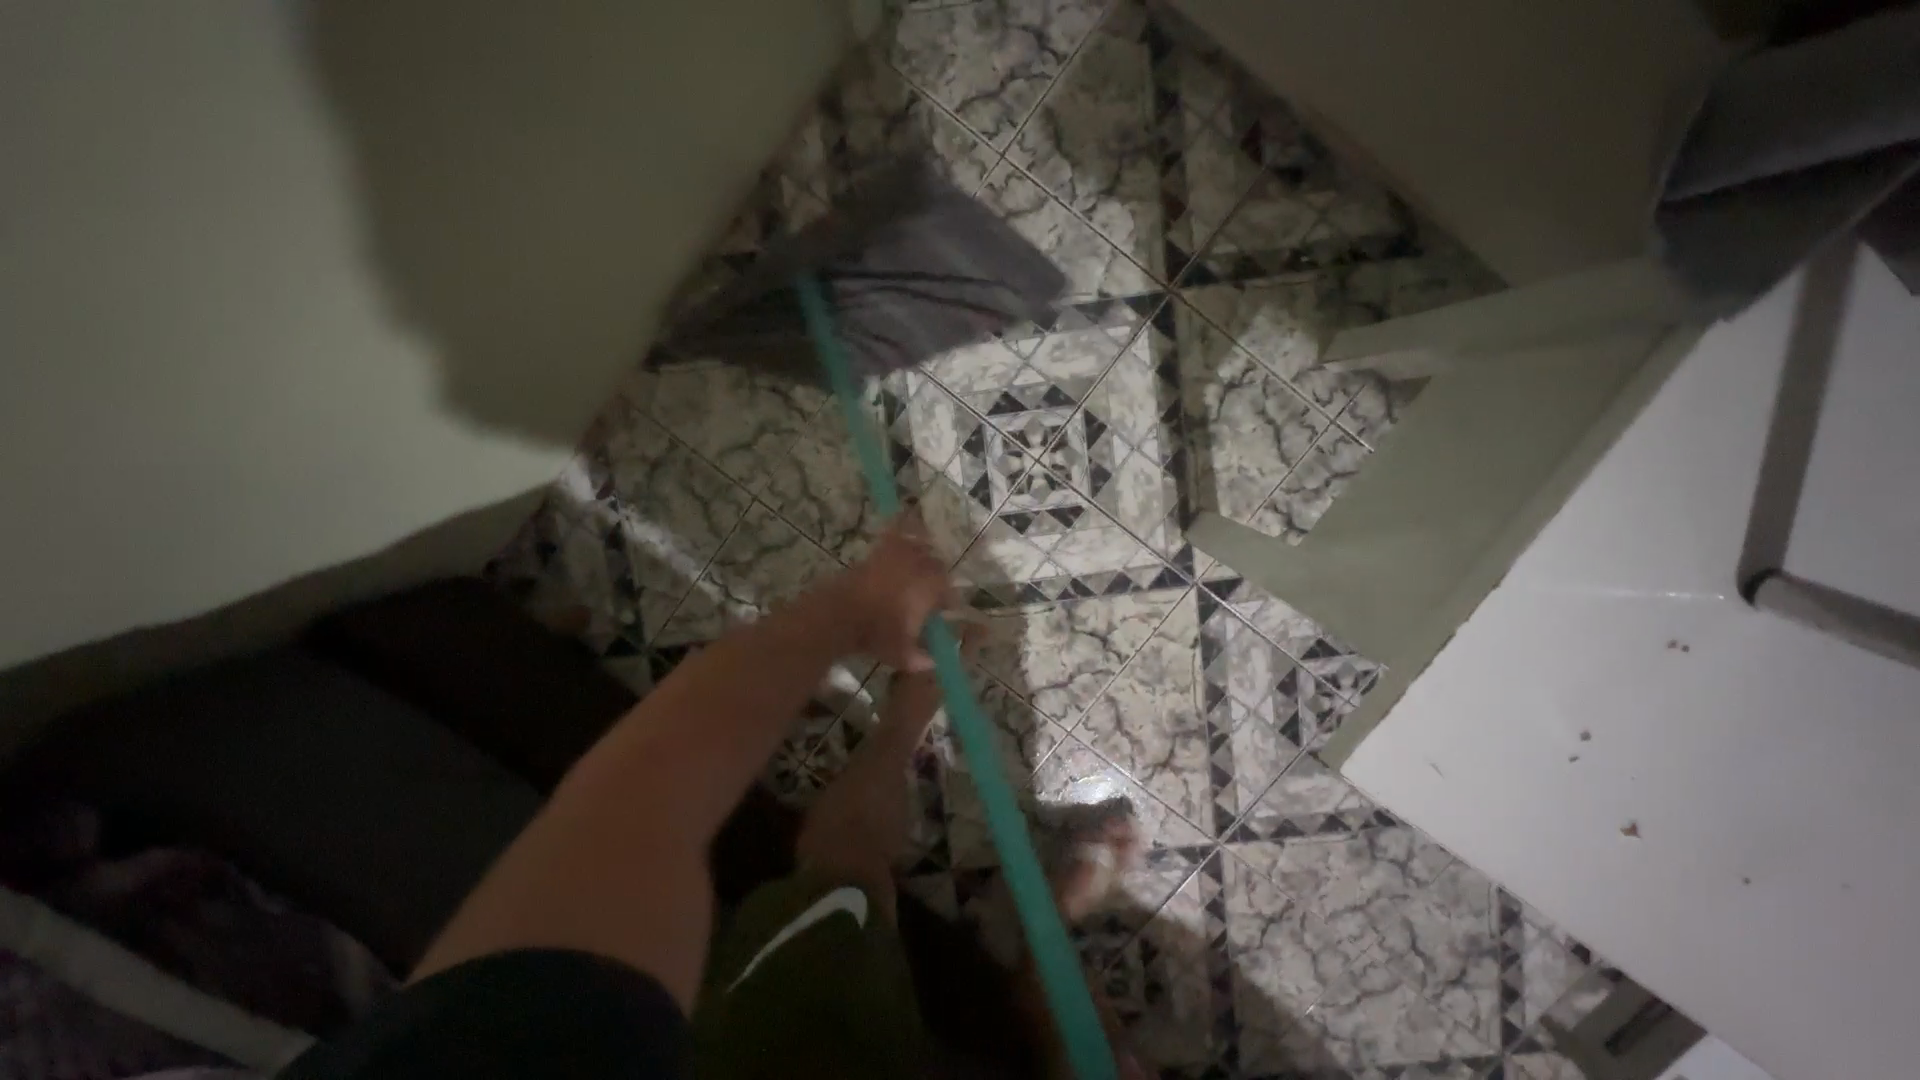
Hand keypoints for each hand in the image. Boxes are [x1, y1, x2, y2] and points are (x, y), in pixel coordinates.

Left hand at [835, 512, 952, 670]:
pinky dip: (904, 522)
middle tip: (932, 592)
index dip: (949, 601)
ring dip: (924, 554)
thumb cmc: (876, 635)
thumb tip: (931, 663)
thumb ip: (920, 659)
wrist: (840, 615)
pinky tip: (905, 515)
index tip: (946, 610)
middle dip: (937, 577)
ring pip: (920, 547)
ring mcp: (898, 555)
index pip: (950, 591)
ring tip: (921, 563)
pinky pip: (897, 530)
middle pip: (937, 566)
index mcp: (932, 589)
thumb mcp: (902, 654)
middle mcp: (920, 567)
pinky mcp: (878, 551)